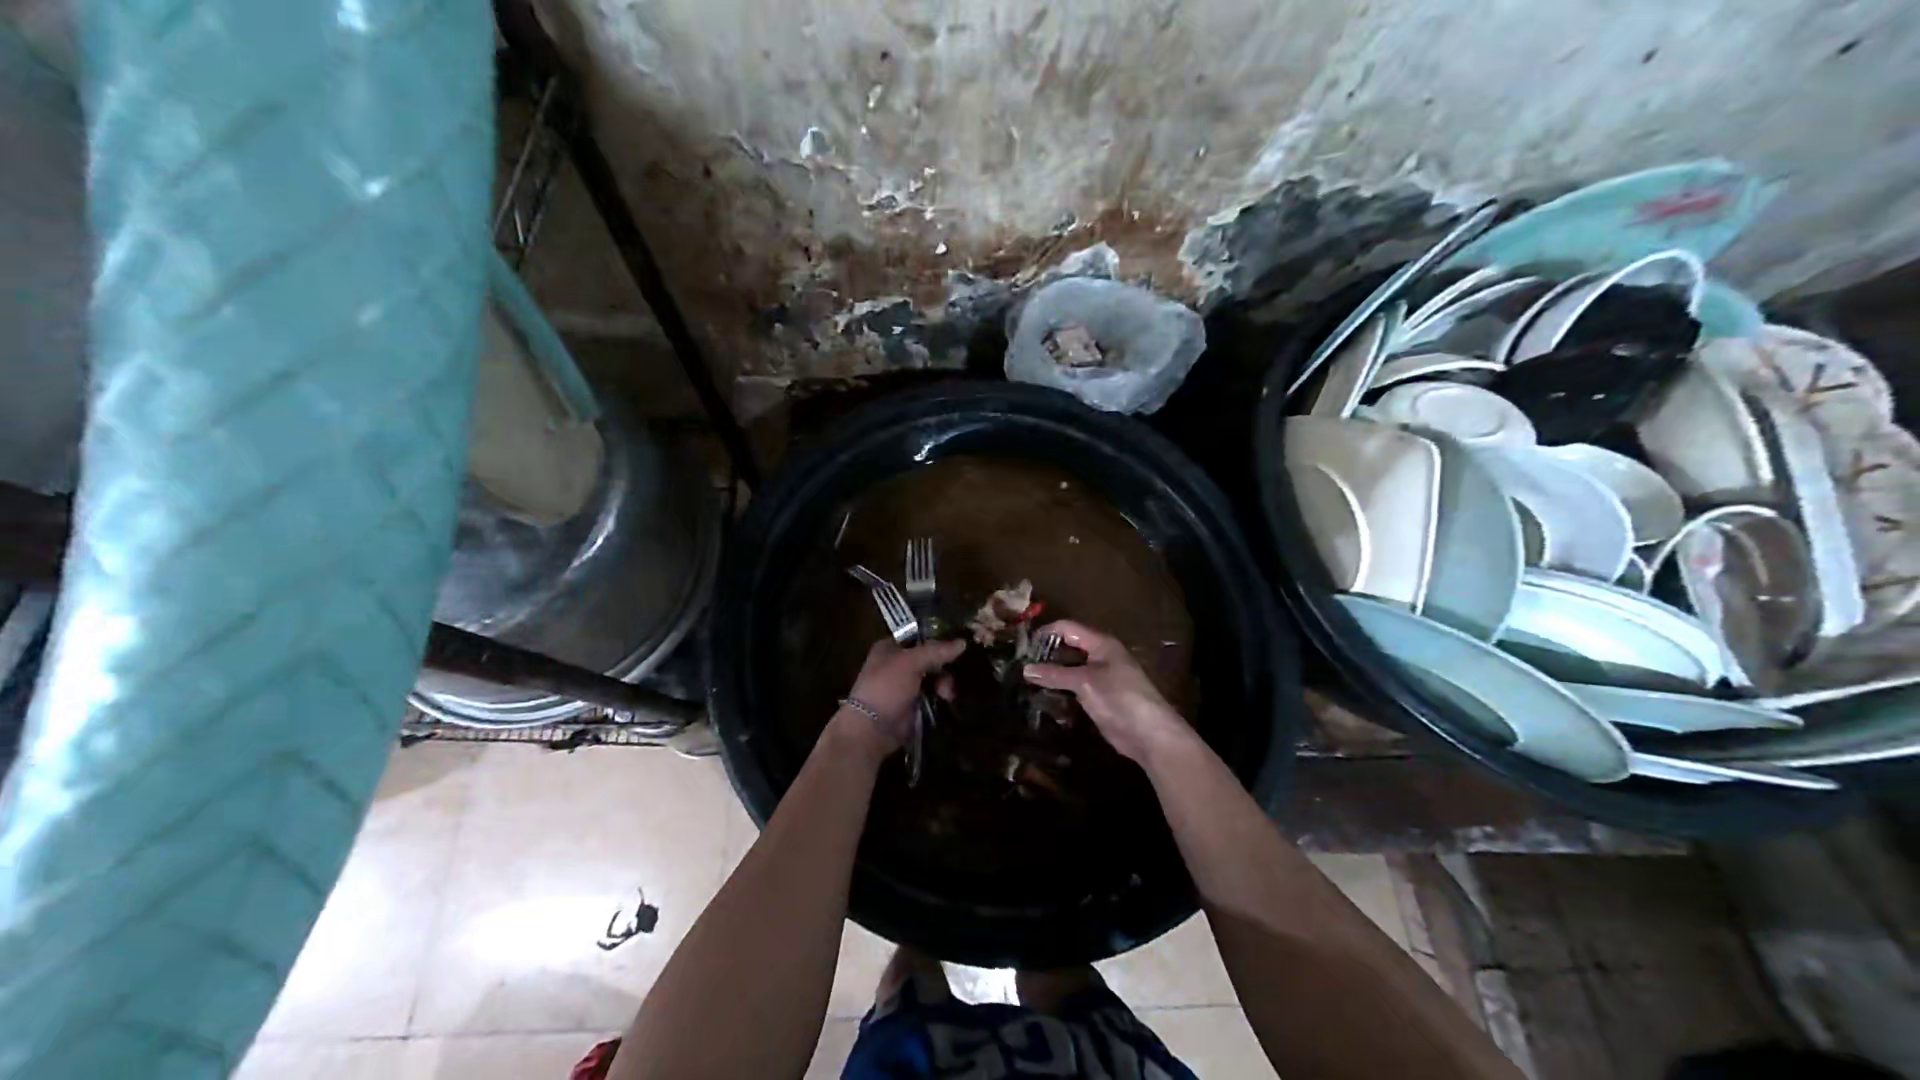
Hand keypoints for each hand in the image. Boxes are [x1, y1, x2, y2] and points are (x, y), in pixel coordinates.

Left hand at [836, 637, 965, 758]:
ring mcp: (905, 684)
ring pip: (934, 676)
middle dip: (943, 666)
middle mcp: (898, 663)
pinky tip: (946, 700)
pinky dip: (940, 696)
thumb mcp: (910, 663)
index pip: (919, 636)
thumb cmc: (886, 687)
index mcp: (890, 647)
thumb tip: (963, 642)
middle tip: (950, 675)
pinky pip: (933, 694)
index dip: (938, 638)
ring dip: (944, 683)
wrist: (872, 729)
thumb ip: (936, 651)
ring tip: (946, 694)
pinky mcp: (913, 704)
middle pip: (930, 657)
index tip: (958, 644)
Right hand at [1023, 620, 1188, 763]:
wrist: (1148, 733)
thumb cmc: (1119, 698)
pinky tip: (1042, 696)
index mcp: (1100, 643)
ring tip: (1026, 681)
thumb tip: (1025, 669)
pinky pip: (1074, 687)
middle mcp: (1100, 656)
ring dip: (1051, 674)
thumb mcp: (1084, 682)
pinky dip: (1059, 689)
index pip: (1067, 628)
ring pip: (1070, 668)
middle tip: (1021, 665)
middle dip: (1046, 654)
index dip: (1045, 633)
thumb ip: (1055, 674)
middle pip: (1068, 647)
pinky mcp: (1098, 697)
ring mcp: (1100, 677)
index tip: (1023, 647)